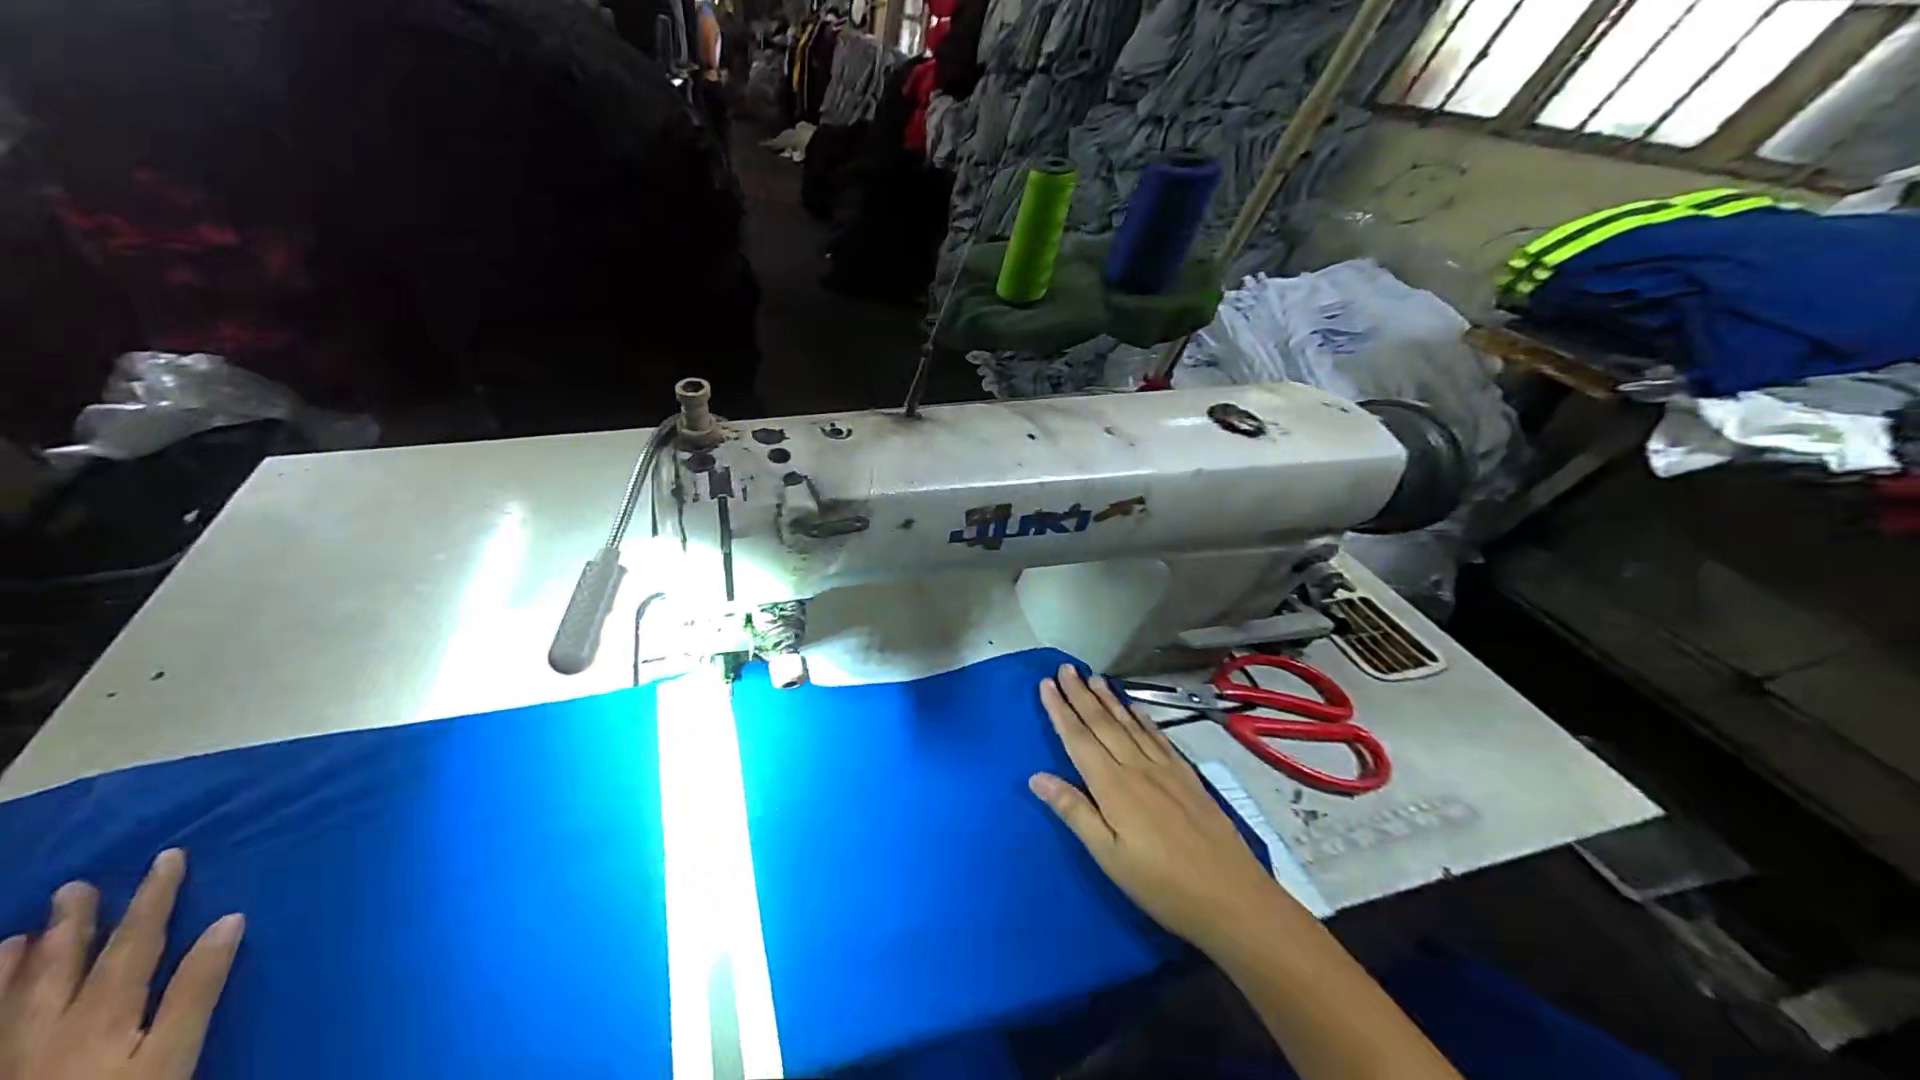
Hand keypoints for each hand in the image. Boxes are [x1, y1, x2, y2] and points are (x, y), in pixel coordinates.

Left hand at [0, 850, 243, 1079]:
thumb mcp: (173, 1052)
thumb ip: (197, 989)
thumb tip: (230, 920)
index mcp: (104, 1014)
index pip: (136, 942)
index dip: (154, 897)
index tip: (169, 857)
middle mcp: (50, 1026)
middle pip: (62, 967)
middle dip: (75, 924)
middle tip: (75, 886)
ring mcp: (11, 1055)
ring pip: (11, 998)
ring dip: (20, 962)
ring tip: (22, 934)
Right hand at [1031, 664, 1292, 952]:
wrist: (1232, 897)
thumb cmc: (1161, 885)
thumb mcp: (1109, 856)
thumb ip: (1075, 812)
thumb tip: (1036, 777)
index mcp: (1113, 787)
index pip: (1079, 739)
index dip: (1061, 711)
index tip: (1047, 684)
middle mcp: (1137, 768)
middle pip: (1103, 724)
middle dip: (1081, 695)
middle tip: (1066, 668)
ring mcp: (1166, 770)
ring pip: (1130, 725)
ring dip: (1109, 699)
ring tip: (1093, 677)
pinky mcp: (1188, 777)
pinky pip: (1158, 737)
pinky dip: (1143, 718)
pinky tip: (1136, 708)